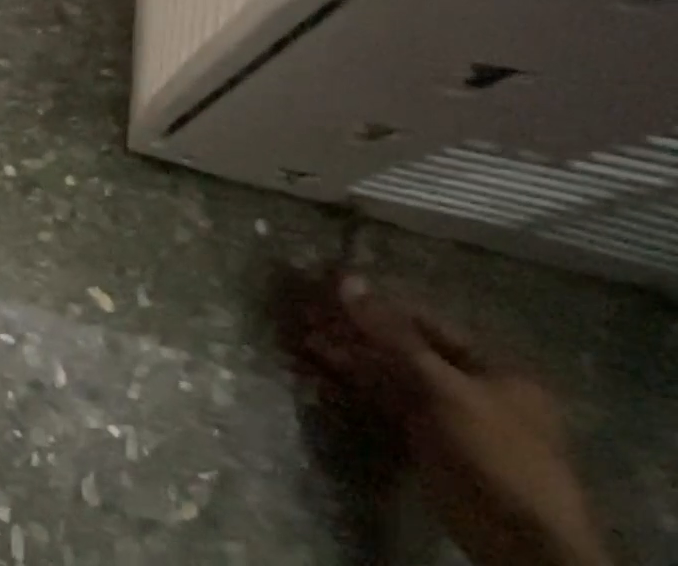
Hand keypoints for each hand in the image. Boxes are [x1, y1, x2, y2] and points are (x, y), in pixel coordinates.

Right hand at [327, 277, 610, 565]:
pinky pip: (382, 401)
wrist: (516, 535)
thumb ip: (394, 336)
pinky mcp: (420, 436)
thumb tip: (348, 281)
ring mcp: (442, 412)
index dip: (378, 305)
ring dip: (346, 357)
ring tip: (301, 339)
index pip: (424, 323)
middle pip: (402, 348)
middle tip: (304, 313)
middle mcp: (466, 383)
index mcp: (489, 366)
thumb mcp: (445, 386)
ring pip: (387, 374)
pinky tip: (318, 373)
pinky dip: (352, 385)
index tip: (329, 288)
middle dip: (355, 331)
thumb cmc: (494, 449)